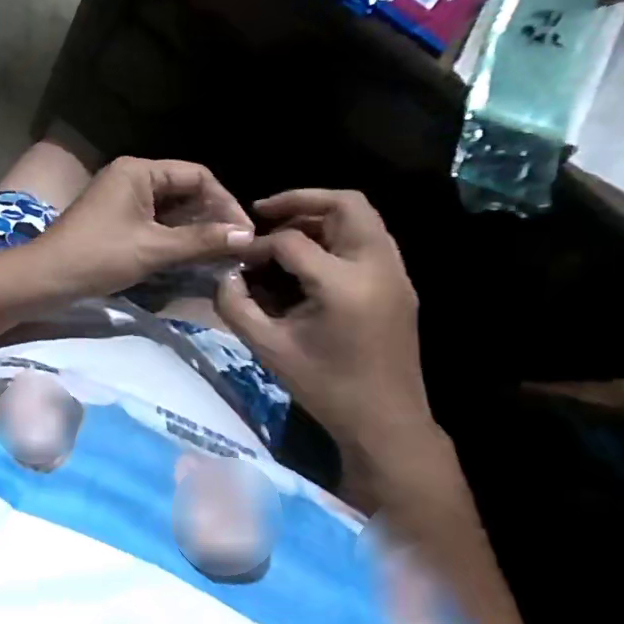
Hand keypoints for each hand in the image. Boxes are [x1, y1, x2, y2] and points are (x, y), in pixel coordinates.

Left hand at [32, 157, 253, 297]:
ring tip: (220, 255)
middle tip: (236, 247)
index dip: (225, 202)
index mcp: (138, 171)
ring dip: (194, 229)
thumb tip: (248, 236)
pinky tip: (192, 256)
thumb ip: (202, 240)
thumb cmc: (98, 256)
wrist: (45, 277)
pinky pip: (153, 221)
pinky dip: (173, 236)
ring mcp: (120, 198)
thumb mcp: (154, 249)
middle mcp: (130, 177)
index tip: (245, 233)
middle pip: (184, 190)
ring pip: (170, 208)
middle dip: (212, 217)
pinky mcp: (114, 219)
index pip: (197, 175)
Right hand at [214, 189, 428, 445]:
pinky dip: (336, 235)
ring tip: (283, 232)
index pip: (292, 241)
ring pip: (362, 218)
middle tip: (265, 213)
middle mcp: (377, 268)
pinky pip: (368, 239)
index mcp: (343, 284)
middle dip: (301, 201)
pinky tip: (307, 258)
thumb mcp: (267, 348)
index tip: (237, 261)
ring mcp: (395, 274)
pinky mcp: (399, 284)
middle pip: (345, 205)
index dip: (258, 245)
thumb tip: (225, 275)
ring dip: (320, 216)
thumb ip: (235, 306)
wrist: (387, 421)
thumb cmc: (325, 387)